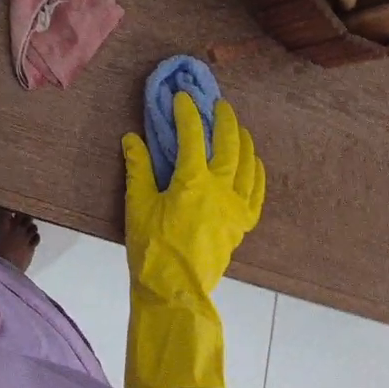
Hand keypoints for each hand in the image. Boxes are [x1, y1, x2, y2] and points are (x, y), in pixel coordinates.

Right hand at [119, 92, 265, 387]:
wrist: (175, 290)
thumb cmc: (152, 245)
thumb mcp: (137, 203)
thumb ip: (137, 167)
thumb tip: (132, 138)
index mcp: (194, 181)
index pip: (192, 136)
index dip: (186, 113)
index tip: (180, 97)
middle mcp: (221, 189)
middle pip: (229, 145)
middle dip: (223, 120)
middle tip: (217, 103)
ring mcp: (236, 208)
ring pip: (248, 165)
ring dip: (243, 141)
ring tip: (237, 127)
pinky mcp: (241, 225)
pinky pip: (257, 192)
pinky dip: (257, 172)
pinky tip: (254, 163)